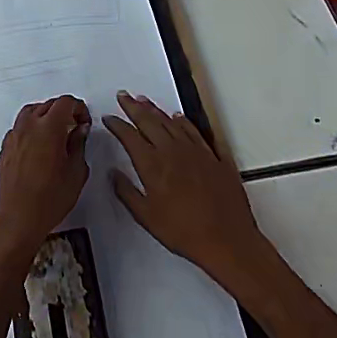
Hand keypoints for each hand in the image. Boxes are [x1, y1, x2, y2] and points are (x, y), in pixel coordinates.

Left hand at [0, 95, 89, 249]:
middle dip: (63, 110)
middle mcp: (28, 127)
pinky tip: (40, 143)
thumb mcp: (76, 171)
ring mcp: (14, 137)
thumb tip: (79, 132)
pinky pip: (19, 128)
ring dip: (45, 116)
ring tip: (57, 131)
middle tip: (75, 125)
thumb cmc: (48, 198)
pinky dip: (31, 128)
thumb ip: (78, 144)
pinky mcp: (6, 149)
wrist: (21, 217)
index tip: (83, 120)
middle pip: (47, 105)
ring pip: (30, 113)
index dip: (78, 108)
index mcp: (48, 128)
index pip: (65, 103)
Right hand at [103, 92, 259, 277]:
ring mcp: (197, 153)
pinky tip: (179, 118)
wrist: (227, 241)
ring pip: (172, 123)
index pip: (130, 136)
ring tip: (145, 101)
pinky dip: (185, 123)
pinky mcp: (216, 159)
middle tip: (124, 97)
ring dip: (156, 110)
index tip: (109, 118)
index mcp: (153, 165)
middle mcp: (174, 152)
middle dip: (134, 108)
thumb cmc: (185, 232)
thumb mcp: (146, 216)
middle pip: (150, 122)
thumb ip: (127, 192)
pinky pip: (197, 133)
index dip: (117, 125)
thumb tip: (114, 175)